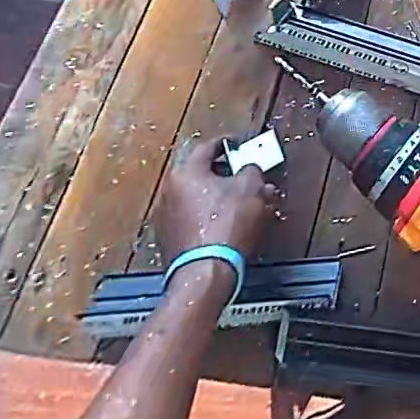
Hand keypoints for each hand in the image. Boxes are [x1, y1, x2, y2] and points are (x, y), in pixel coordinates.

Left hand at [155, 136, 278, 260]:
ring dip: (226, 197)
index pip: (208, 147)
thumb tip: (249, 169)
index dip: (229, 144)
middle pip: (205, 174)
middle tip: (251, 178)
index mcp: (185, 173)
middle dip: (232, 175)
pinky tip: (236, 223)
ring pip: (203, 198)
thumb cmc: (227, 224)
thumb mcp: (251, 187)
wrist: (206, 274)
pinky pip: (197, 219)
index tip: (242, 145)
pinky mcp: (172, 241)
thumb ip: (252, 169)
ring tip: (251, 204)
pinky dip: (215, 216)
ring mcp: (167, 219)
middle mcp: (170, 192)